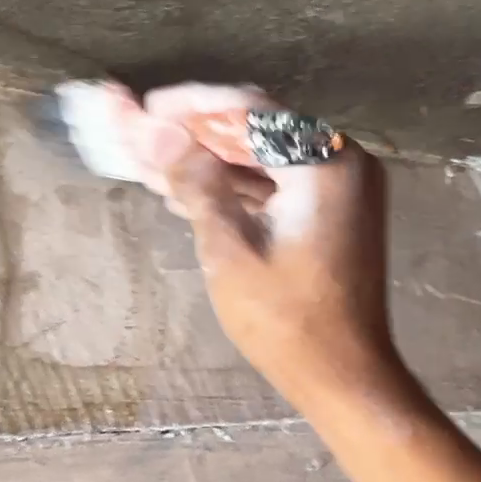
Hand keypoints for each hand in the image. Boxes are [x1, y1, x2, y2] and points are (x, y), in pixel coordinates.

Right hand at [140, 89, 401, 412]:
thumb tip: (152, 128)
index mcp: (324, 162)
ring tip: (150, 167)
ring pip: (261, 160)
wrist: (342, 376)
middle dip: (193, 135)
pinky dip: (233, 190)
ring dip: (208, 163)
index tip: (143, 109)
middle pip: (255, 131)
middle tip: (138, 137)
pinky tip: (186, 195)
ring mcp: (338, 191)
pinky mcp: (329, 217)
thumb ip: (195, 182)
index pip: (248, 110)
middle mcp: (340, 163)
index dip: (190, 105)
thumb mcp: (230, 248)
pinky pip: (274, 187)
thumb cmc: (286, 319)